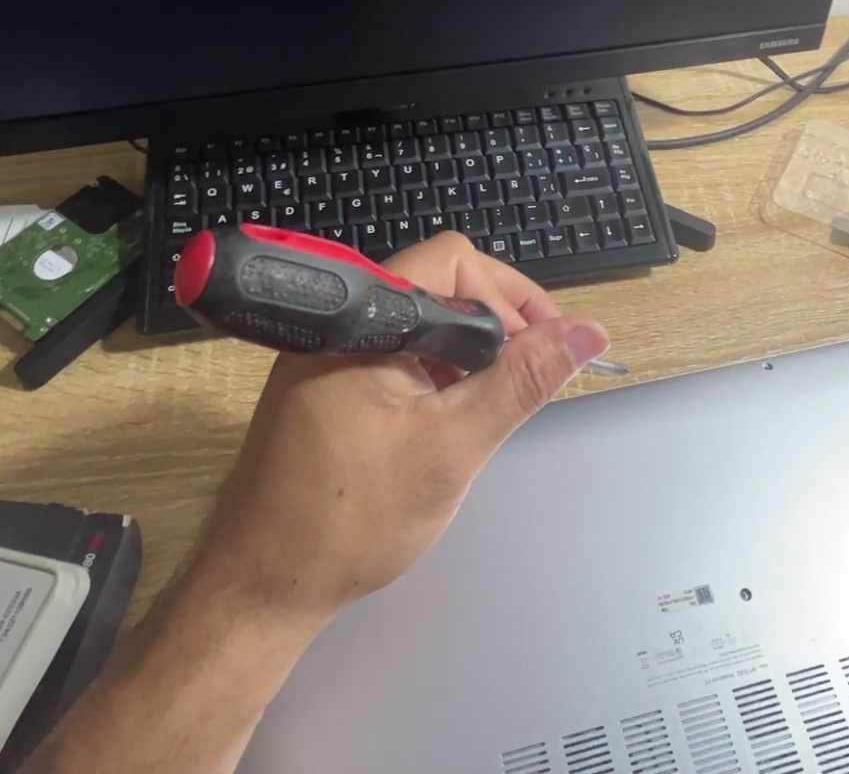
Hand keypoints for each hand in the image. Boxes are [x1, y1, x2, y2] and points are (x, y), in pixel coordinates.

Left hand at [194, 231, 609, 623]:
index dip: (509, 296)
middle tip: (529, 376)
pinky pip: (399, 350)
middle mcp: (343, 321)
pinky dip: (438, 369)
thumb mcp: (453, 448)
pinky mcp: (329, 380)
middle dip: (496, 321)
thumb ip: (521, 381)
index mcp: (364, 319)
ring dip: (469, 349)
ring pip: (423, 320)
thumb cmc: (351, 520)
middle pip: (440, 283)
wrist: (262, 586)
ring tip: (497, 399)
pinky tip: (455, 409)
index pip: (453, 262)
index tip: (543, 349)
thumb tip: (586, 331)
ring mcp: (331, 351)